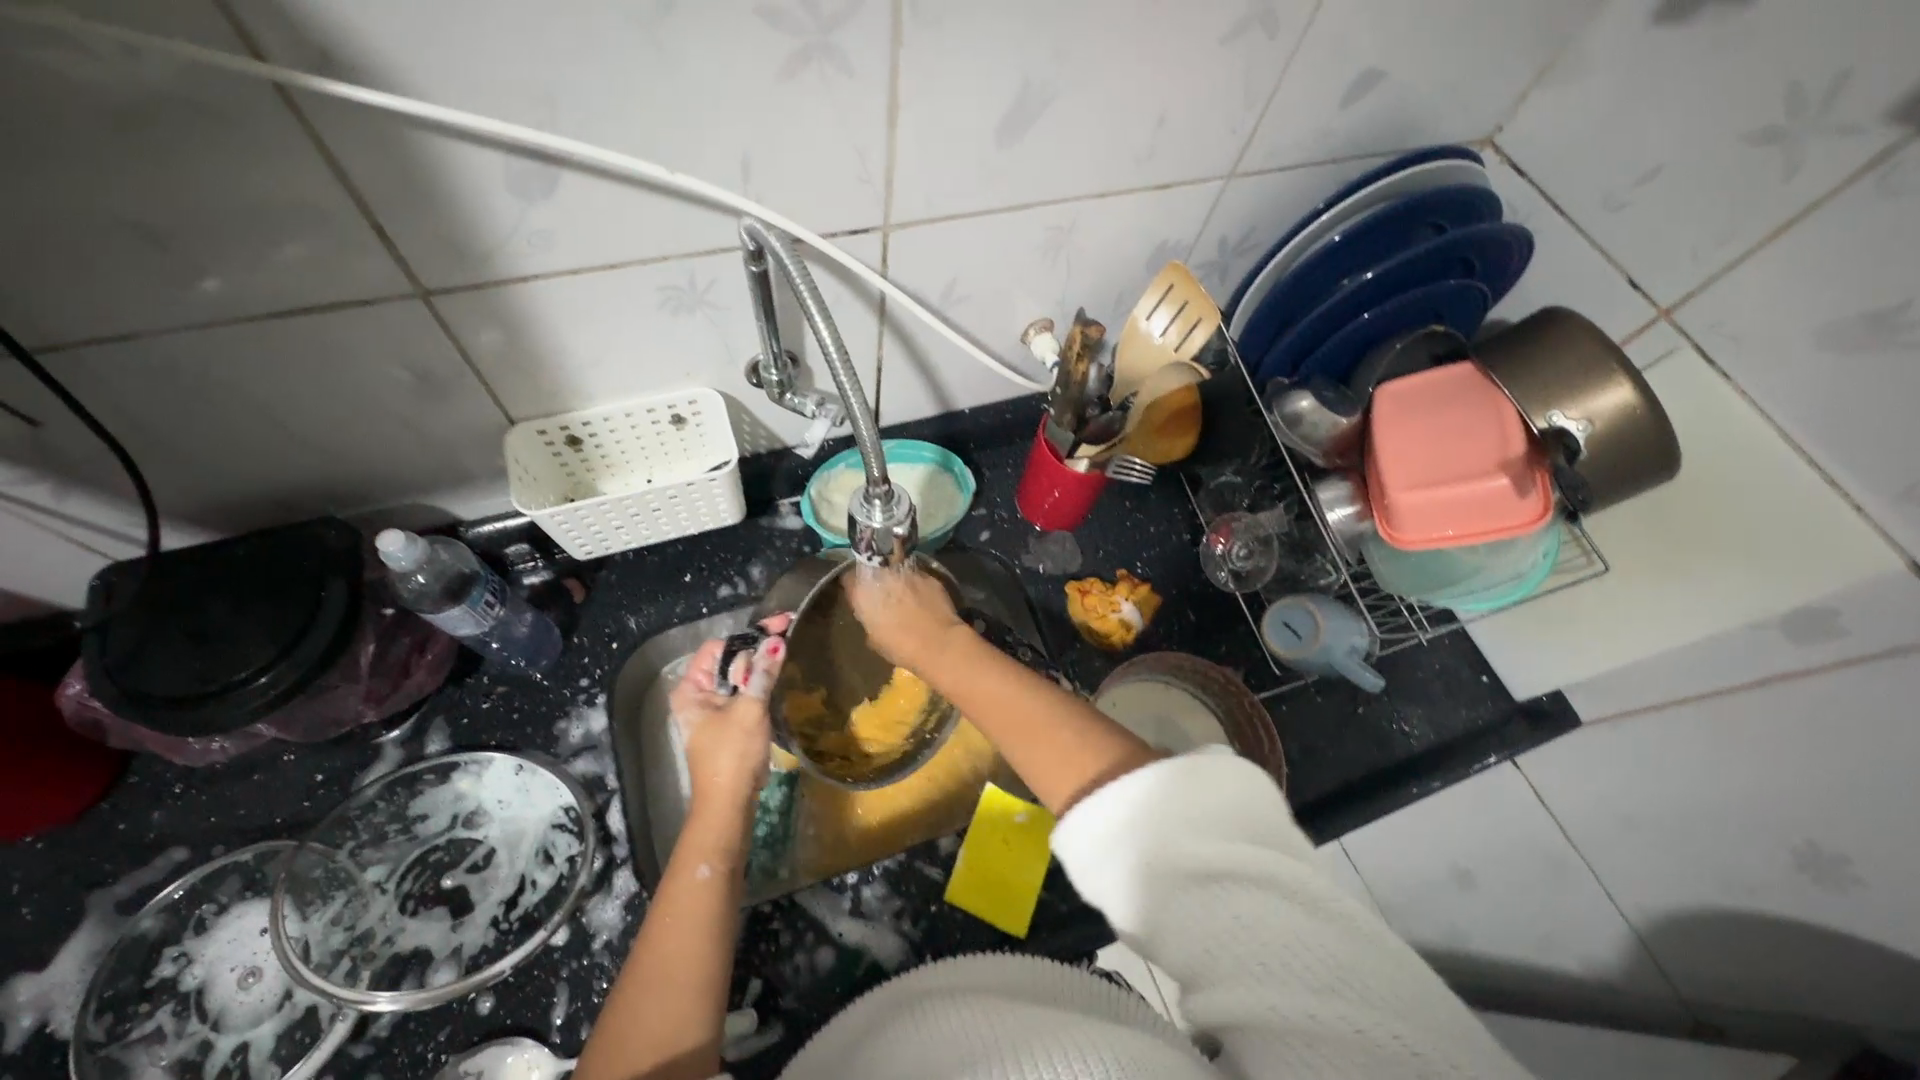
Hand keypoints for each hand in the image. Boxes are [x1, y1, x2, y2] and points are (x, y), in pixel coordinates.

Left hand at [669, 613, 792, 818]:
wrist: (729, 804)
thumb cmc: (733, 754)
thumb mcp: (750, 709)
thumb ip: (763, 673)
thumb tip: (777, 640)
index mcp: (690, 689)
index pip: (719, 648)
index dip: (750, 636)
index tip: (781, 625)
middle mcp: (696, 696)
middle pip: (729, 661)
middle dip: (758, 649)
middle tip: (789, 636)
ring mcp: (711, 711)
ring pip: (738, 679)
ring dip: (761, 668)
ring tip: (788, 651)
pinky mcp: (726, 725)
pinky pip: (743, 696)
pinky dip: (759, 686)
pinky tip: (778, 678)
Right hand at [844, 564, 964, 668]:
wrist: (938, 644)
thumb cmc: (901, 647)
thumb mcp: (874, 638)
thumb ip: (869, 620)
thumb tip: (875, 615)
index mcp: (862, 592)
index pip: (848, 577)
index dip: (854, 584)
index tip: (859, 592)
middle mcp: (883, 575)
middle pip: (874, 569)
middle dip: (877, 578)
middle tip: (882, 591)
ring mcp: (907, 572)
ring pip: (897, 569)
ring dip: (898, 579)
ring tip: (904, 593)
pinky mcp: (929, 576)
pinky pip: (918, 577)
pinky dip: (918, 585)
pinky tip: (923, 597)